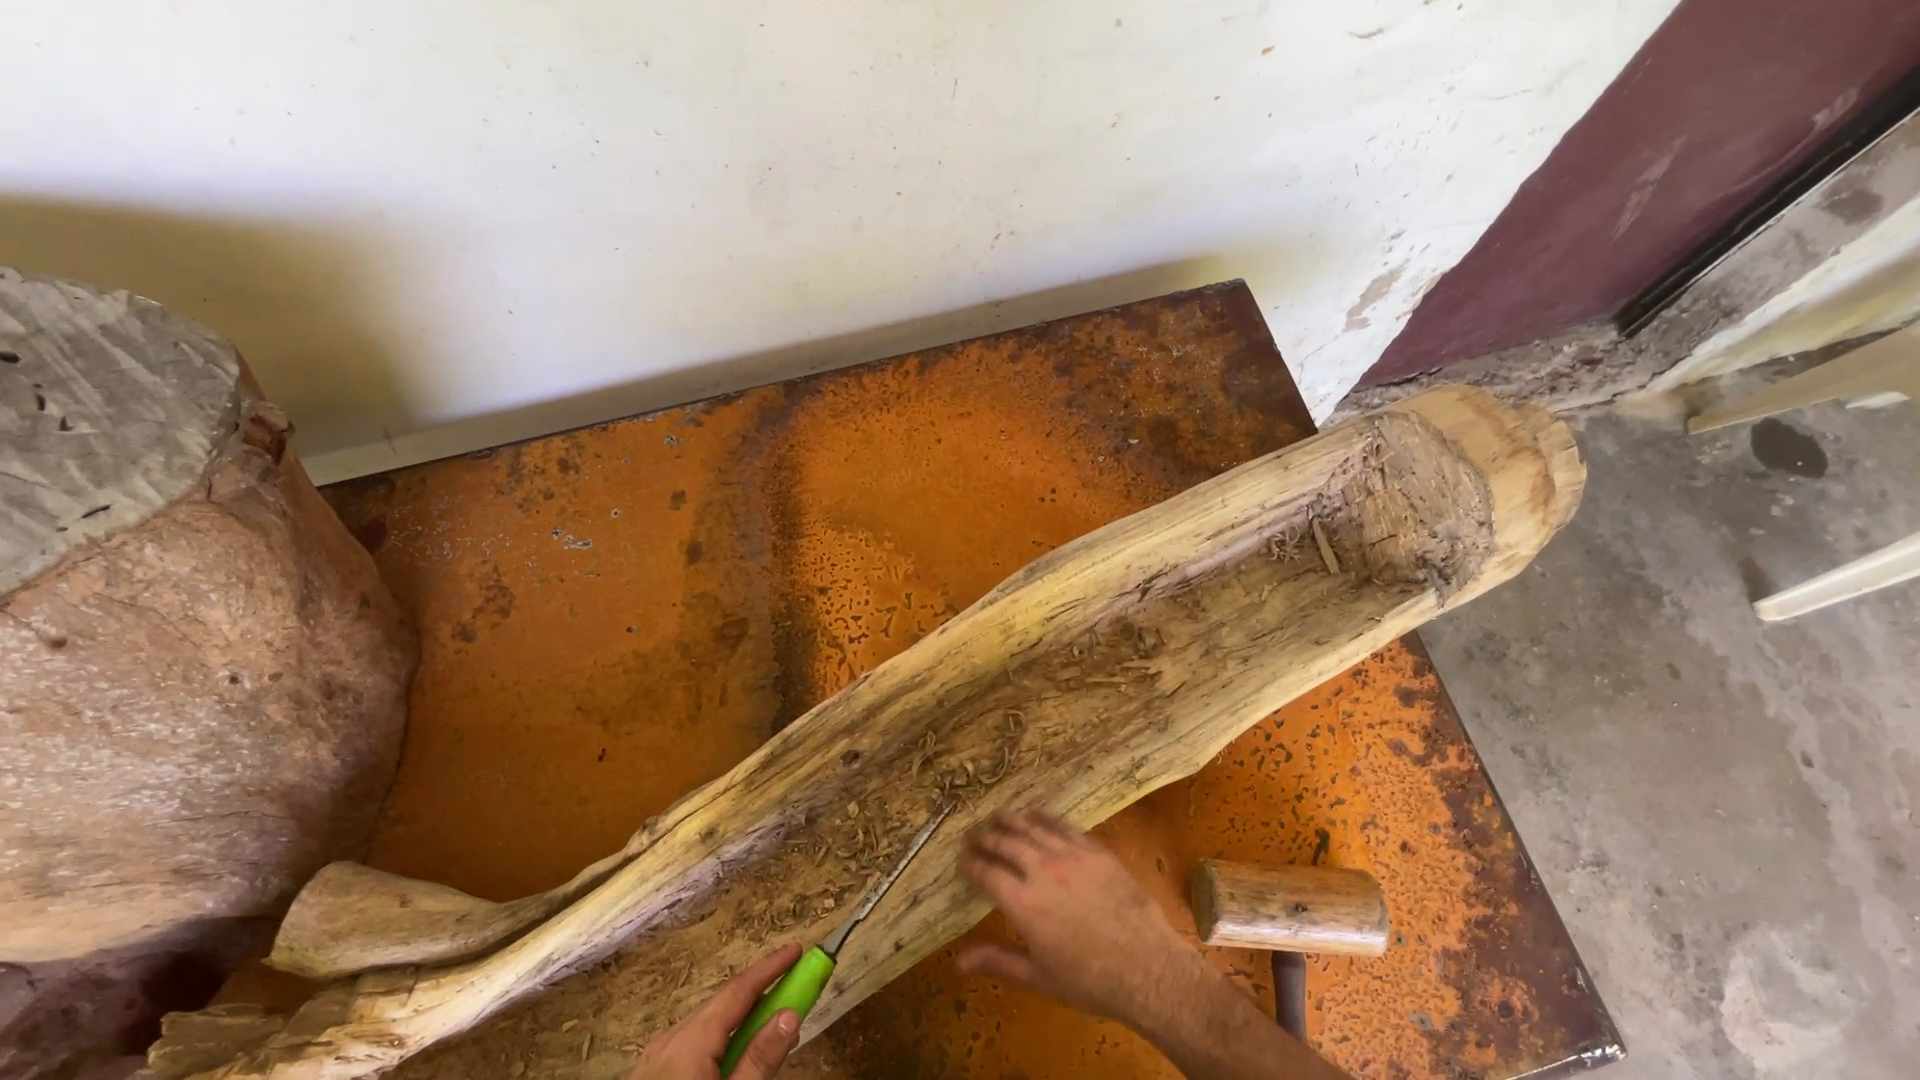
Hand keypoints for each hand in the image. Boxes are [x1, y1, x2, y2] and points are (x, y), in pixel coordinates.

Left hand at [628, 944, 803, 1079]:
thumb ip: (761, 1059)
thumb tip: (790, 1015)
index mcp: (691, 1040)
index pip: (738, 989)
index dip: (770, 967)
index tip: (798, 949)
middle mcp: (669, 1040)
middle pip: (720, 1003)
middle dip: (758, 989)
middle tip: (793, 982)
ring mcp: (654, 1060)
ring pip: (704, 1024)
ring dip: (739, 1015)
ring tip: (770, 1017)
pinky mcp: (649, 1077)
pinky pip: (690, 1043)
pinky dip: (719, 1037)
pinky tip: (734, 1051)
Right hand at [956, 810, 1211, 1025]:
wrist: (1147, 968)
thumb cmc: (1090, 981)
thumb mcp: (1038, 977)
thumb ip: (997, 960)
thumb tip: (958, 961)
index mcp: (1024, 903)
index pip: (986, 873)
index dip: (970, 865)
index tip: (961, 861)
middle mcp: (1043, 871)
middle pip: (1006, 843)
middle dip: (986, 838)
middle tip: (974, 836)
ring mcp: (1072, 857)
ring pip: (1034, 828)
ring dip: (1012, 821)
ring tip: (998, 817)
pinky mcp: (1097, 851)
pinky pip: (1065, 827)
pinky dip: (1045, 818)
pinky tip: (1037, 815)